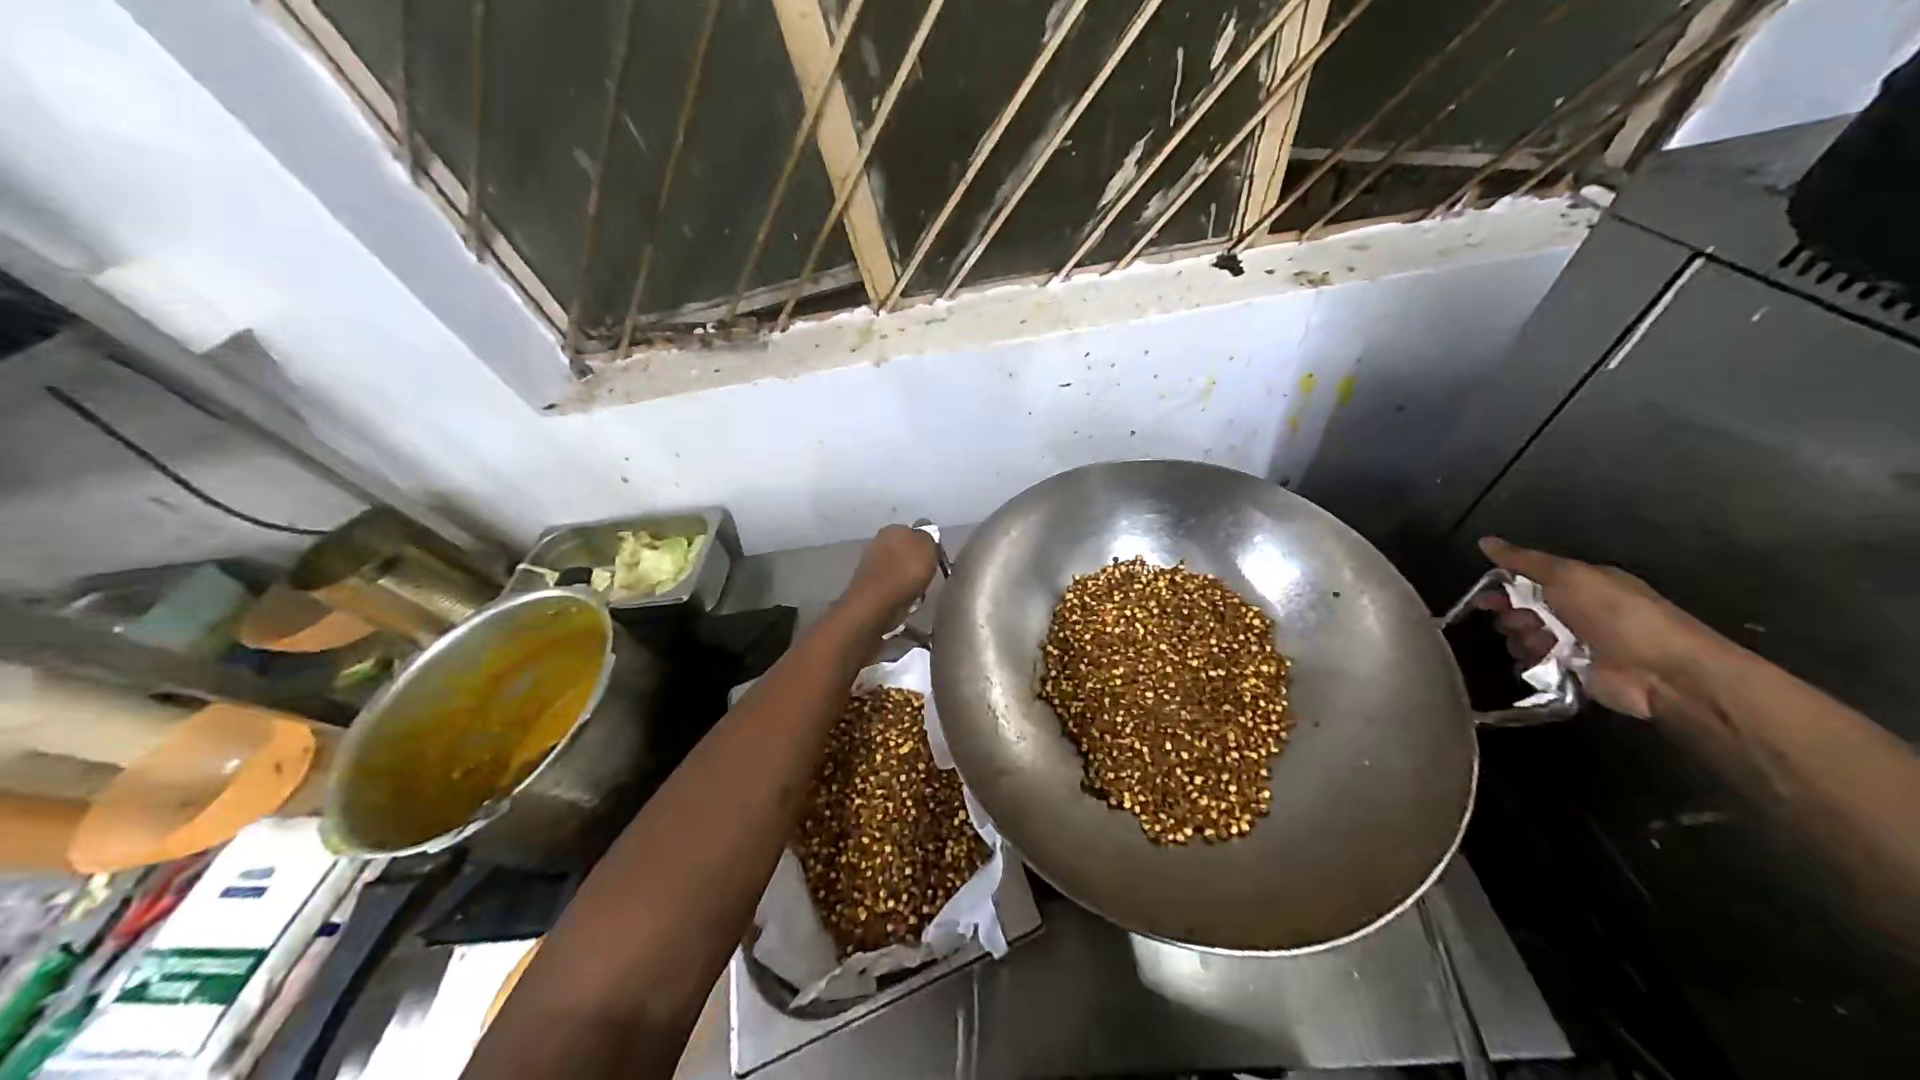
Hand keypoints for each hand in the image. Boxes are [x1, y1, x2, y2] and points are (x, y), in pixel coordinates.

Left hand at [840, 525, 938, 629]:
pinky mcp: (869, 584)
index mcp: (893, 528)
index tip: (935, 559)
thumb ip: (929, 536)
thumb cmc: (906, 571)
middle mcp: (879, 541)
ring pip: (899, 568)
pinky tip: (906, 599)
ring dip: (909, 578)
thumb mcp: (927, 546)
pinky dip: (900, 591)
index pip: (915, 530)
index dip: (927, 544)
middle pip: (906, 550)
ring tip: (919, 591)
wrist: (877, 602)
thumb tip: (926, 534)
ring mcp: (871, 564)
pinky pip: (892, 584)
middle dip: (917, 562)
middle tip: (928, 575)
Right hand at [1475, 537, 1729, 718]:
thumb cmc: (1616, 615)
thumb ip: (1524, 560)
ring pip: (1521, 637)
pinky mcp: (1569, 671)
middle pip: (1518, 610)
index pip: (1525, 581)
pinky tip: (1542, 661)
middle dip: (1512, 616)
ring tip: (1543, 644)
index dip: (1501, 588)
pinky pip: (1531, 663)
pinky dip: (1530, 661)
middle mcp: (1572, 611)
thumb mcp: (1569, 576)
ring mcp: (1571, 643)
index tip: (1484, 599)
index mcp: (1578, 584)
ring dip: (1523, 640)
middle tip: (1523, 622)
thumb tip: (1485, 541)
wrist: (1661, 670)